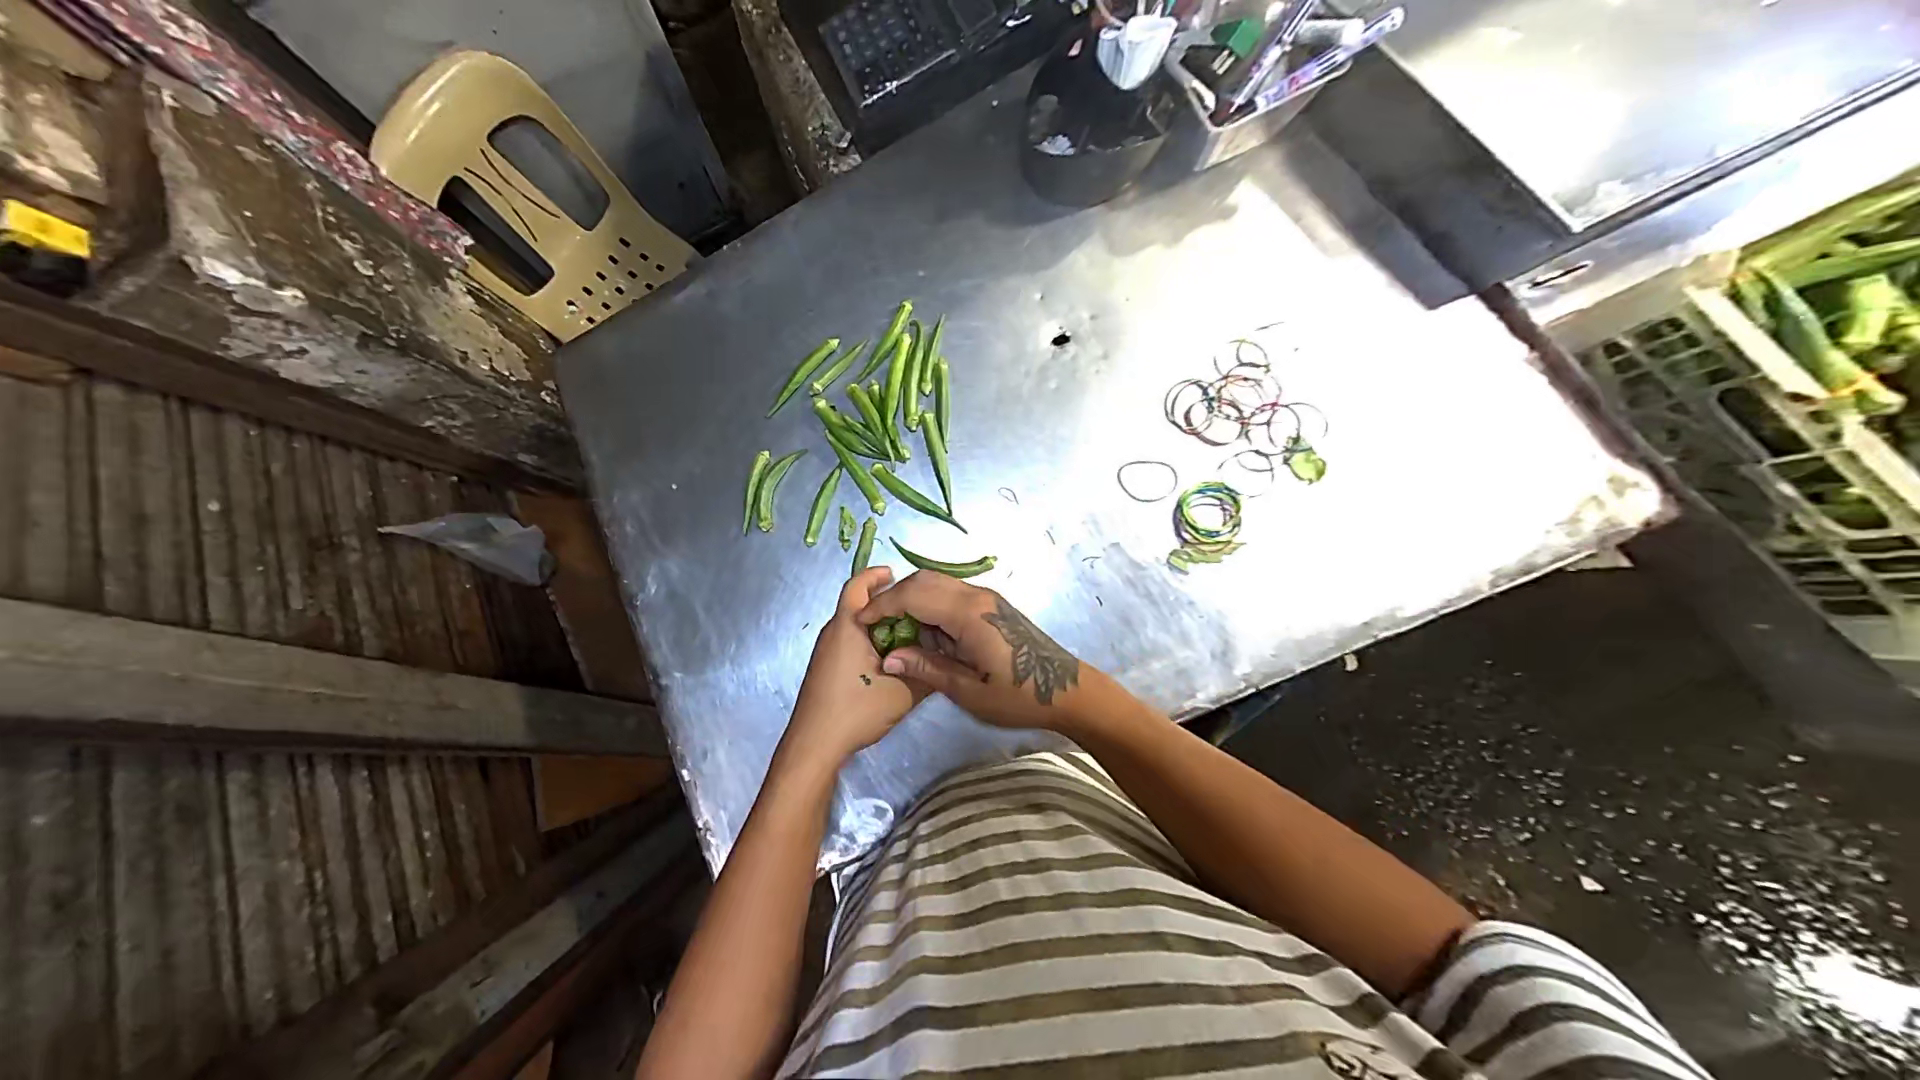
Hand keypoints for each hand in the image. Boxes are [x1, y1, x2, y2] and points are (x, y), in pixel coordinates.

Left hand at [780, 567, 926, 771]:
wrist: (815, 745)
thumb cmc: (855, 711)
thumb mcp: (903, 692)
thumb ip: (927, 671)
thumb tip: (947, 655)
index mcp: (848, 628)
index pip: (858, 586)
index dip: (876, 576)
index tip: (898, 575)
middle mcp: (834, 633)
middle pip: (859, 604)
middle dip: (886, 601)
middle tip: (917, 607)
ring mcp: (828, 651)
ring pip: (857, 625)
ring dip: (880, 624)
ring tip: (912, 631)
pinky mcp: (828, 668)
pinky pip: (852, 641)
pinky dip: (872, 640)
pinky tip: (894, 657)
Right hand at [857, 572, 1087, 730]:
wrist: (1068, 690)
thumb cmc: (1019, 697)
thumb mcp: (969, 690)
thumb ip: (927, 669)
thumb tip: (889, 657)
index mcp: (969, 615)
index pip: (914, 595)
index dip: (883, 605)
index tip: (861, 621)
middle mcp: (976, 597)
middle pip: (924, 581)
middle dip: (894, 597)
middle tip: (875, 624)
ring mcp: (986, 599)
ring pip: (938, 583)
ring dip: (913, 599)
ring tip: (896, 630)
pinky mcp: (992, 606)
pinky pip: (952, 594)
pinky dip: (930, 605)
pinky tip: (925, 632)